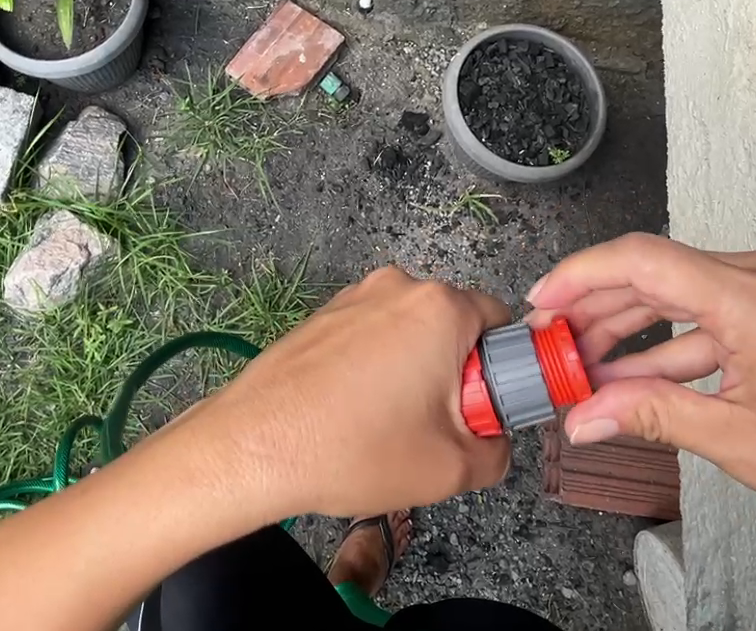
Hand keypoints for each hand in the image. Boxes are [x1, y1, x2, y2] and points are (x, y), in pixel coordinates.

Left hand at [178, 266, 512, 520]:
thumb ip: (497, 451)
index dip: (501, 368)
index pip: (500, 321)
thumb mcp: (452, 469)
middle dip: (456, 370)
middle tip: (438, 424)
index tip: (483, 407)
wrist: (254, 445)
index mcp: (440, 308)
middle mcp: (398, 286)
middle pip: (454, 323)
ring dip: (415, 368)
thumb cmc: (354, 448)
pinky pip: (372, 333)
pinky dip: (376, 364)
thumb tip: (495, 440)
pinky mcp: (324, 313)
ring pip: (411, 330)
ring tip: (389, 423)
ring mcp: (355, 295)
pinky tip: (355, 410)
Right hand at [527, 234, 755, 560]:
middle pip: (656, 271)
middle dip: (597, 306)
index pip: (643, 260)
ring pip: (681, 292)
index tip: (539, 302)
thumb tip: (581, 418)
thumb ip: (649, 416)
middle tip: (552, 341)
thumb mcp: (741, 443)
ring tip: (583, 361)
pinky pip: (714, 312)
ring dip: (632, 326)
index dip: (579, 275)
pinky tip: (634, 370)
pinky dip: (674, 341)